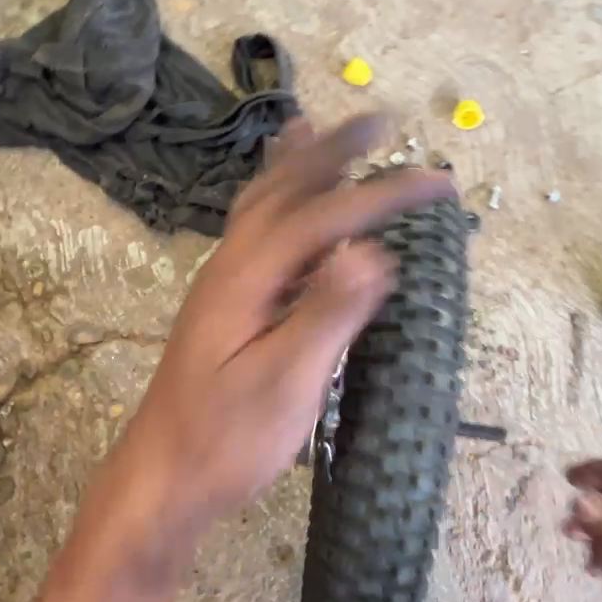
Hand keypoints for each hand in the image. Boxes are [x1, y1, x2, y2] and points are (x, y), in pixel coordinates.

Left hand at [86, 116, 453, 569]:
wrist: (162, 480)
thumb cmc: (224, 440)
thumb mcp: (283, 382)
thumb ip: (325, 314)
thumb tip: (373, 249)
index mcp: (244, 278)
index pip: (321, 217)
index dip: (381, 195)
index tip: (439, 181)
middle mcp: (229, 269)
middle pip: (281, 191)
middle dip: (332, 152)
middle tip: (378, 121)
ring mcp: (222, 289)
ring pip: (260, 209)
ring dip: (297, 168)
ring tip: (315, 130)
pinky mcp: (224, 312)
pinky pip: (255, 237)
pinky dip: (279, 206)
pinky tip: (289, 216)